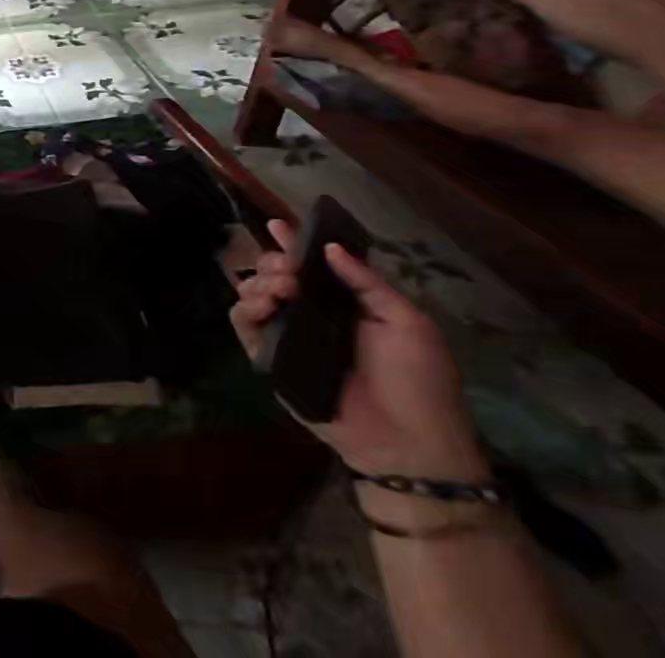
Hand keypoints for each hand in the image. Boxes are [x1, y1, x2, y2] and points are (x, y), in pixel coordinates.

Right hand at [230, 219, 487, 482]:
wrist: (409, 440)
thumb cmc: (418, 379)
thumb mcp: (407, 321)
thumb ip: (366, 282)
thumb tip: (329, 247)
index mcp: (342, 303)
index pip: (310, 265)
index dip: (292, 242)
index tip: (277, 224)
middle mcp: (309, 316)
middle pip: (272, 275)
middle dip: (273, 262)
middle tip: (289, 270)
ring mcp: (288, 338)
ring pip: (251, 296)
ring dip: (259, 283)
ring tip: (281, 290)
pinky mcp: (271, 362)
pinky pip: (245, 329)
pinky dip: (246, 311)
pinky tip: (263, 306)